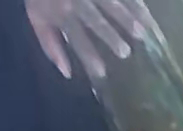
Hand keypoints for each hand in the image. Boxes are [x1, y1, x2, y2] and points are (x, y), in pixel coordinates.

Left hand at [26, 0, 146, 79]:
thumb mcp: (36, 18)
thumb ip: (50, 45)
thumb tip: (67, 73)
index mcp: (62, 15)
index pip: (78, 39)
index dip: (89, 56)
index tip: (102, 73)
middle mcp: (78, 0)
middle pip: (97, 21)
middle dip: (111, 36)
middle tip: (126, 53)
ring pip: (112, 2)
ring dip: (128, 16)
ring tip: (143, 30)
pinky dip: (135, 1)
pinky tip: (146, 11)